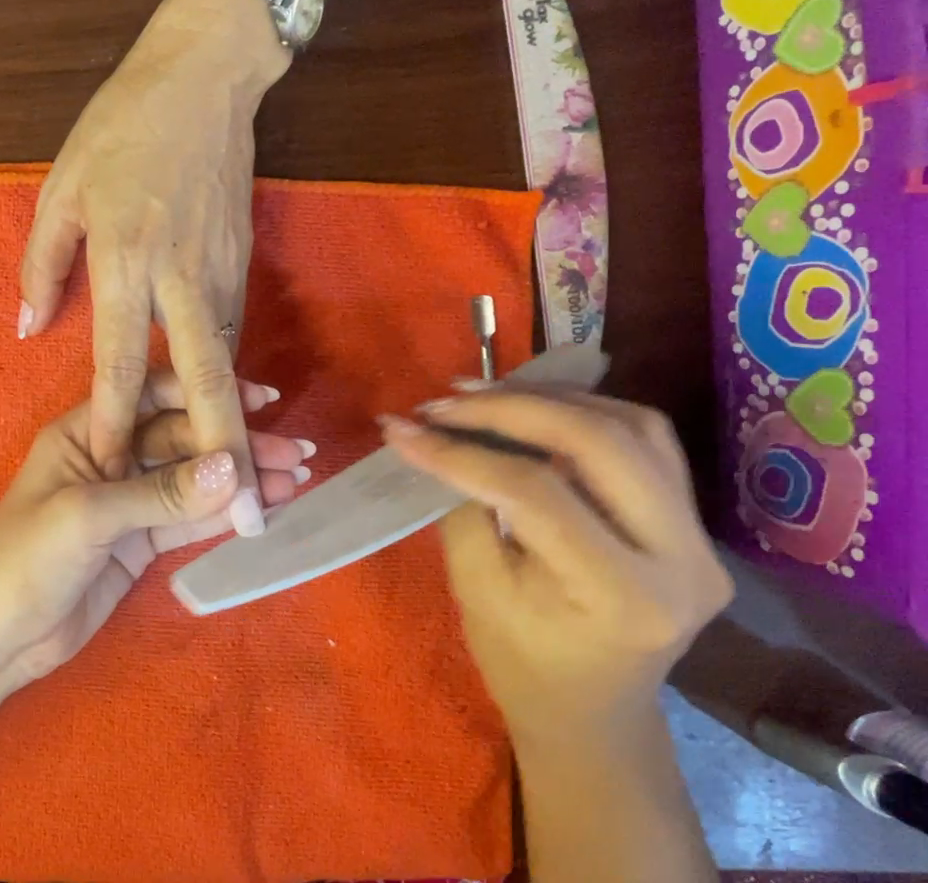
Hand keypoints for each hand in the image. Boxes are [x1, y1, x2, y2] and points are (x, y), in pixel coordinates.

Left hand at [0, 374, 312, 685]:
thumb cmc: (25, 561)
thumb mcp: (87, 517)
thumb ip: (159, 494)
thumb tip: (233, 465)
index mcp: (81, 432)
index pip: (149, 397)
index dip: (202, 394)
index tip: (260, 400)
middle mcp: (107, 457)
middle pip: (179, 439)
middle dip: (234, 443)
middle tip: (296, 454)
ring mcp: (125, 501)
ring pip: (191, 480)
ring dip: (239, 478)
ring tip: (296, 478)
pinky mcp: (138, 542)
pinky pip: (188, 519)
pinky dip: (224, 513)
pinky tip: (265, 507)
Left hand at [19, 0, 288, 537]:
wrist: (202, 78)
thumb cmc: (117, 133)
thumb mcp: (59, 192)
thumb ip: (43, 267)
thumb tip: (29, 330)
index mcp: (123, 261)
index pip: (119, 362)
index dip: (116, 425)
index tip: (115, 479)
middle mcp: (179, 278)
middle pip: (205, 381)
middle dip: (224, 454)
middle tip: (245, 518)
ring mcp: (221, 271)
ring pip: (228, 362)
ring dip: (240, 427)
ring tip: (249, 489)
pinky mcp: (245, 263)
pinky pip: (232, 332)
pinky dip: (231, 379)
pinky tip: (231, 416)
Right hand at [381, 390, 734, 737]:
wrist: (590, 707)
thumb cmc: (519, 661)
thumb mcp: (476, 588)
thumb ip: (465, 508)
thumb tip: (428, 435)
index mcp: (622, 594)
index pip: (536, 493)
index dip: (461, 453)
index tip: (400, 429)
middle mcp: (684, 559)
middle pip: (603, 443)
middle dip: (513, 408)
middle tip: (444, 400)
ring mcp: (701, 538)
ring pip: (636, 428)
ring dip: (551, 400)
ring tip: (481, 395)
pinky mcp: (692, 521)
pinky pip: (646, 442)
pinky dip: (582, 413)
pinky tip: (529, 410)